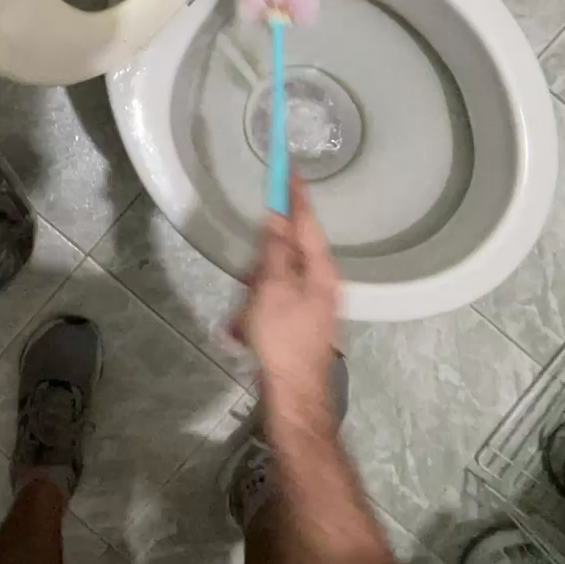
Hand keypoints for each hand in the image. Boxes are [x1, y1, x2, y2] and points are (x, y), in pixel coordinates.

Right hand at [233, 179, 340, 422]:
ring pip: (276, 279)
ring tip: (242, 320)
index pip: (306, 222)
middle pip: (287, 252)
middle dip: (260, 264)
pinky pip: (274, 301)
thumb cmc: (282, 339)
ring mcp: (313, 304)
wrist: (294, 396)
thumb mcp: (271, 288)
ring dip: (253, 293)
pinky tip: (244, 331)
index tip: (291, 168)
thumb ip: (274, 250)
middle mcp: (322, 283)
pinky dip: (256, 310)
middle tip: (247, 285)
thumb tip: (277, 215)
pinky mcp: (300, 321)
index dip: (296, 195)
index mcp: (320, 271)